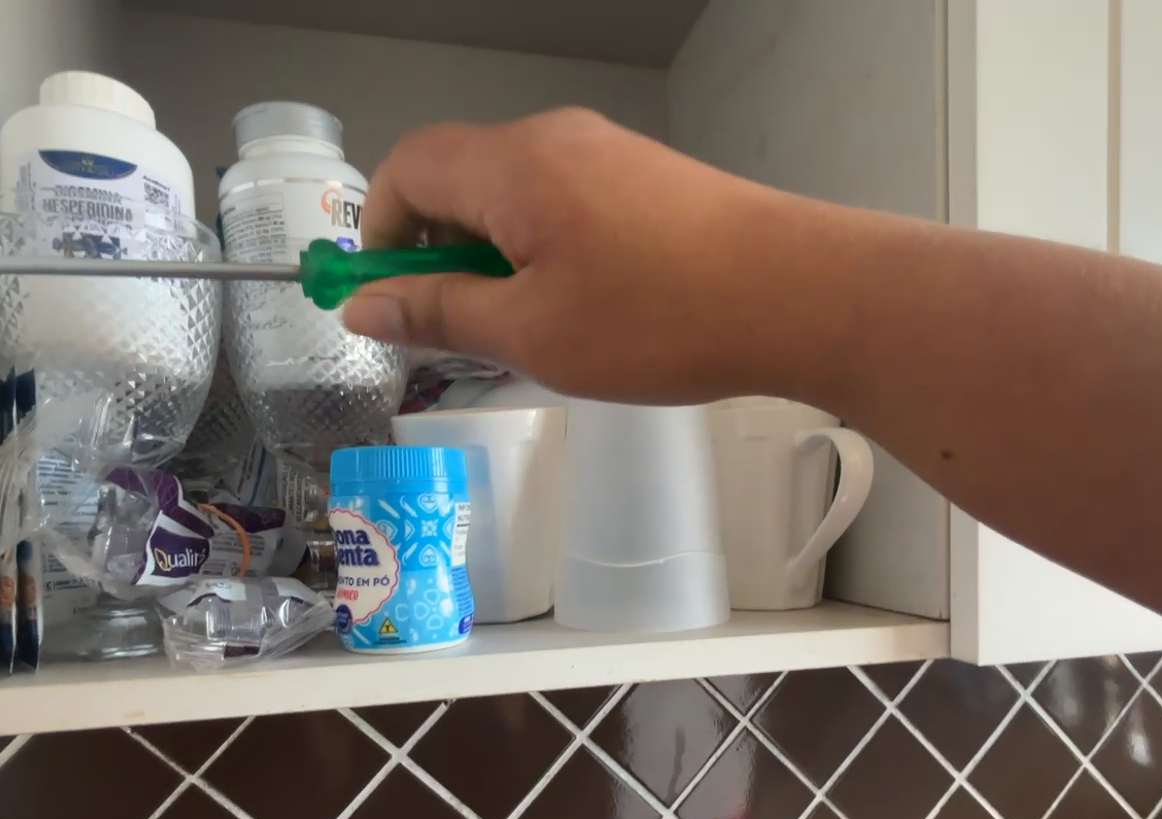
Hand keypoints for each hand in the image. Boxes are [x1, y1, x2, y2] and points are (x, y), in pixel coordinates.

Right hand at [344, 108, 859, 405]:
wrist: (796, 296)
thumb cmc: (655, 321)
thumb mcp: (530, 333)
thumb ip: (439, 314)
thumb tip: (365, 305)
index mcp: (512, 167)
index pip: (408, 170)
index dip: (378, 233)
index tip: (384, 298)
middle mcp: (554, 141)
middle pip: (459, 181)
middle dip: (437, 254)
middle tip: (455, 331)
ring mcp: (607, 156)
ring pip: (514, 201)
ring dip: (493, 262)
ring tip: (520, 332)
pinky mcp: (645, 183)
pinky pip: (564, 209)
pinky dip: (541, 256)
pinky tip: (574, 311)